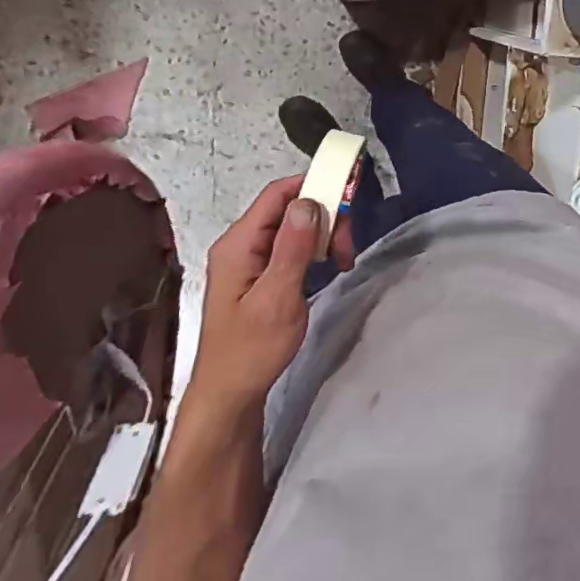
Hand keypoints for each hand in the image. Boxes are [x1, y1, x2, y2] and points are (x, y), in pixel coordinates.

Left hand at [184, 176, 352, 419]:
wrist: (231, 395)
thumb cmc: (252, 350)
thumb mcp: (277, 298)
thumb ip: (293, 248)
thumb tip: (309, 201)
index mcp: (239, 244)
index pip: (277, 195)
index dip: (313, 185)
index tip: (348, 194)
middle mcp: (241, 244)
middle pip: (289, 209)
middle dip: (324, 218)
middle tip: (345, 248)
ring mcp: (249, 260)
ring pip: (294, 227)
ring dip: (322, 236)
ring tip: (341, 261)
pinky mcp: (260, 274)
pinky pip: (291, 246)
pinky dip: (314, 251)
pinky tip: (328, 267)